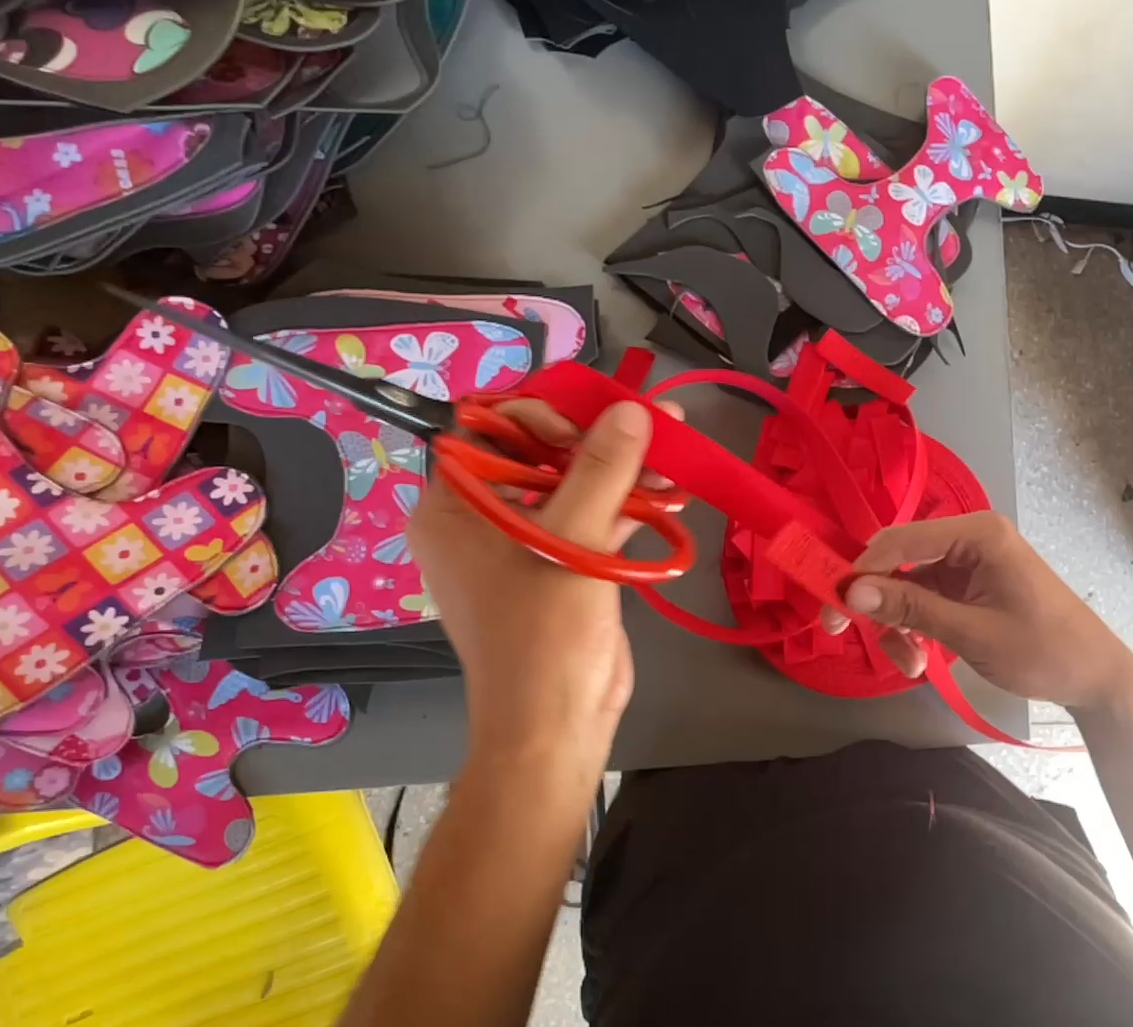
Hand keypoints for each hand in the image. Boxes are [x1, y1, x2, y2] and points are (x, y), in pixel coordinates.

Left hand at [408, 398, 673, 776]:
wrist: (559, 724)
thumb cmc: (543, 635)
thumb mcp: (569, 544)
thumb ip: (601, 471)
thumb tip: (633, 409)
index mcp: (453, 508)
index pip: (489, 430)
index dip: (541, 417)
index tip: (591, 429)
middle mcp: (483, 518)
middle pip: (541, 453)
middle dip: (600, 439)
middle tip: (655, 428)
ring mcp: (527, 543)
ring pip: (576, 484)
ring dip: (626, 471)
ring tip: (678, 458)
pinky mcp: (566, 565)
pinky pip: (595, 518)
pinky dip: (632, 505)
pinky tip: (675, 493)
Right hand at [819, 512, 1132, 712]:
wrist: (1096, 677)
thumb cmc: (1044, 650)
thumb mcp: (972, 632)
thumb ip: (912, 610)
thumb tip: (851, 593)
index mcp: (978, 533)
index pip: (902, 539)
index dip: (862, 569)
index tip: (832, 604)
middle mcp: (970, 539)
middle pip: (900, 562)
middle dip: (878, 603)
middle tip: (843, 635)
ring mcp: (969, 565)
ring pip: (909, 588)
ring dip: (899, 626)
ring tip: (910, 666)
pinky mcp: (970, 589)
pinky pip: (927, 603)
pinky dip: (917, 630)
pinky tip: (922, 661)